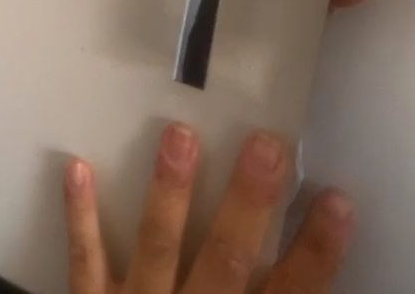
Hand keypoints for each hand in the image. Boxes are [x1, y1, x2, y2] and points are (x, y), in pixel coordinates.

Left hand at [63, 126, 354, 293]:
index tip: (338, 199)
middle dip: (248, 204)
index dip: (317, 253)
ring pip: (157, 246)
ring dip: (169, 192)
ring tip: (180, 135)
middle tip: (265, 145)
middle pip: (226, 260)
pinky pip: (84, 261)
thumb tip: (306, 290)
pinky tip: (76, 166)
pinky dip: (79, 217)